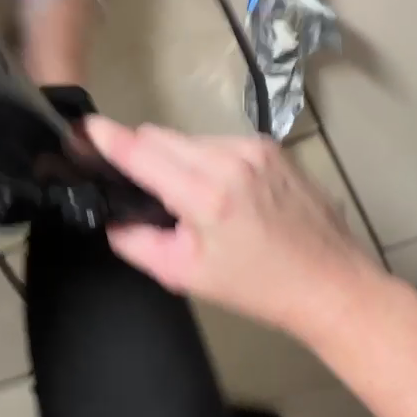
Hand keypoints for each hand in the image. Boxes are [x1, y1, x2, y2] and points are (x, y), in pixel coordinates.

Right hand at [85, 117, 388, 339]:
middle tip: (140, 186)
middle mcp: (229, 159)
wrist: (337, 289)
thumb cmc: (258, 288)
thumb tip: (107, 214)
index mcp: (206, 194)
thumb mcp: (183, 274)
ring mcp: (254, 148)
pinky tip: (222, 191)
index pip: (139, 150)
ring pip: (184, 138)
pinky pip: (214, 141)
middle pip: (156, 136)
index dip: (104, 137)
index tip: (79, 127)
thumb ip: (133, 241)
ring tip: (189, 195)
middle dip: (139, 153)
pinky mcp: (271, 147)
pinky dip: (204, 159)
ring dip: (173, 157)